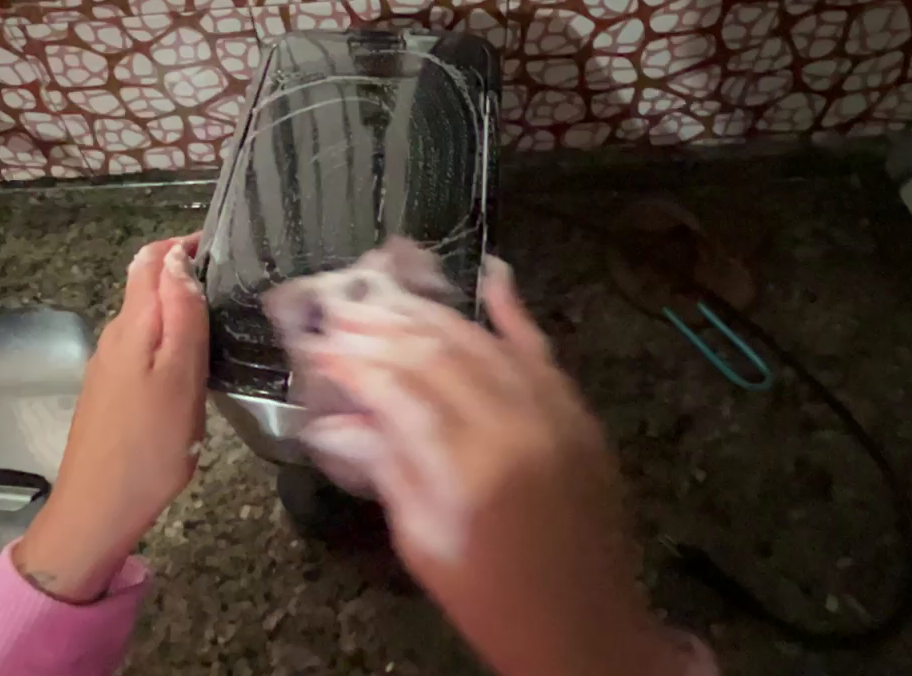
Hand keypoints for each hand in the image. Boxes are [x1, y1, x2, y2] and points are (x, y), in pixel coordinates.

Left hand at [13, 234, 206, 601]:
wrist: (97, 511)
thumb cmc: (149, 445)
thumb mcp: (180, 376)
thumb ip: (182, 315)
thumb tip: (179, 259)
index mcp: (133, 324)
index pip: (151, 259)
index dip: (183, 245)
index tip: (222, 250)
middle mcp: (115, 335)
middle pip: (147, 283)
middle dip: (185, 274)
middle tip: (231, 289)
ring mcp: (108, 363)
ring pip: (147, 316)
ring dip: (179, 307)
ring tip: (220, 324)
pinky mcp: (110, 388)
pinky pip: (143, 344)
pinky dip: (169, 338)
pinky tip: (192, 364)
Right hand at [309, 257, 699, 675]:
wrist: (592, 634)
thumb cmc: (494, 601)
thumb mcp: (423, 545)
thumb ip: (385, 469)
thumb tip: (336, 420)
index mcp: (468, 468)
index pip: (397, 391)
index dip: (352, 366)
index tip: (319, 352)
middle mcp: (513, 425)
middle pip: (434, 354)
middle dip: (380, 329)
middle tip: (341, 313)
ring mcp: (551, 411)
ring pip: (479, 342)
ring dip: (427, 316)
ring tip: (384, 298)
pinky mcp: (577, 413)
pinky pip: (540, 349)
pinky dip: (514, 311)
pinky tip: (491, 277)